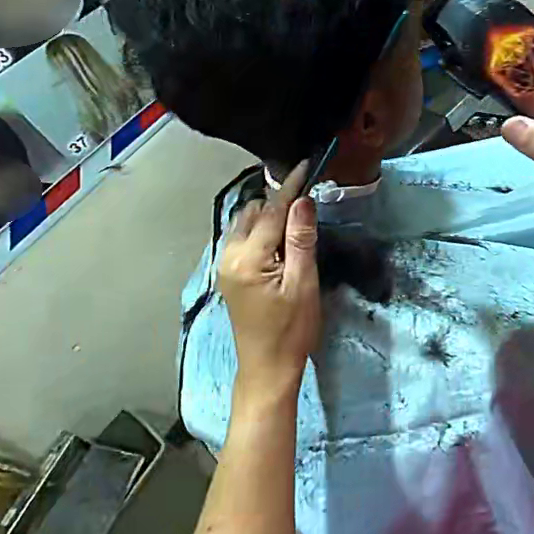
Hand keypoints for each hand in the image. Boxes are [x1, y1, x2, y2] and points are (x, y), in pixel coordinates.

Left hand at [216, 162, 320, 397]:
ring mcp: (225, 265)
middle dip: (279, 202)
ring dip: (269, 216)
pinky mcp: (228, 273)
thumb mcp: (303, 283)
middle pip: (253, 212)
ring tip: (297, 220)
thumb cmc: (292, 329)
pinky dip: (261, 230)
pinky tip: (280, 238)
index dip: (291, 187)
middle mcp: (229, 256)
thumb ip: (301, 239)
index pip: (272, 211)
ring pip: (245, 223)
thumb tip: (303, 200)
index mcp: (248, 258)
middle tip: (308, 201)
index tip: (306, 165)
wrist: (268, 368)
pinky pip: (242, 237)